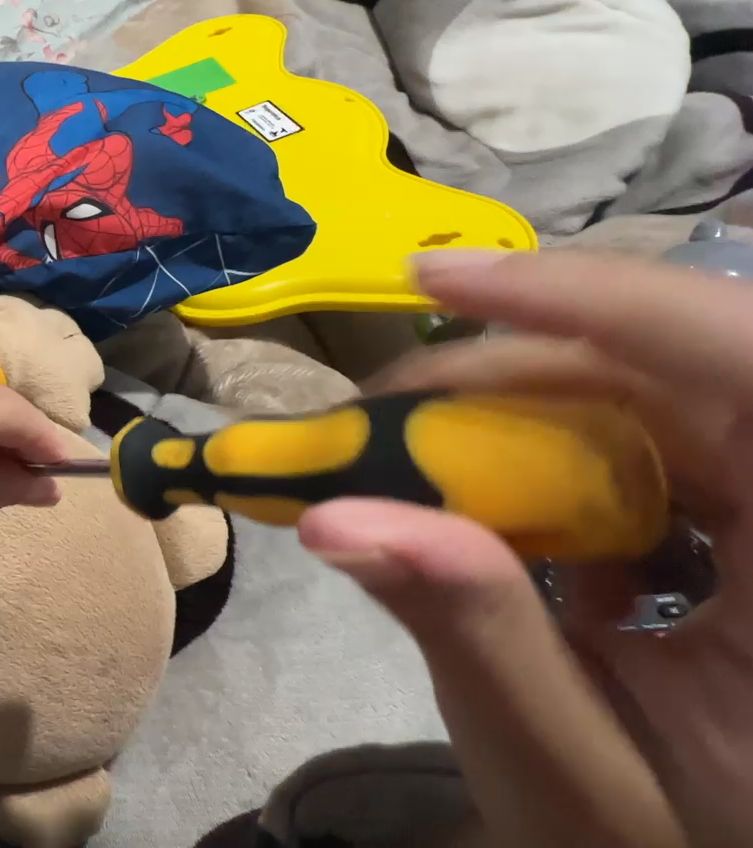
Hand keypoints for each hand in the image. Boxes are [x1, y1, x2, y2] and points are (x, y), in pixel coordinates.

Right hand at [298, 249, 752, 847]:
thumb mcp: (566, 763)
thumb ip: (466, 628)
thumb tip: (329, 517)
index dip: (606, 302)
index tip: (435, 279)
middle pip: (673, 378)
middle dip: (498, 374)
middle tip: (365, 418)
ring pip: (647, 401)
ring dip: (502, 412)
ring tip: (397, 456)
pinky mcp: (749, 527)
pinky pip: (644, 445)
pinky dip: (535, 452)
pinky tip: (479, 499)